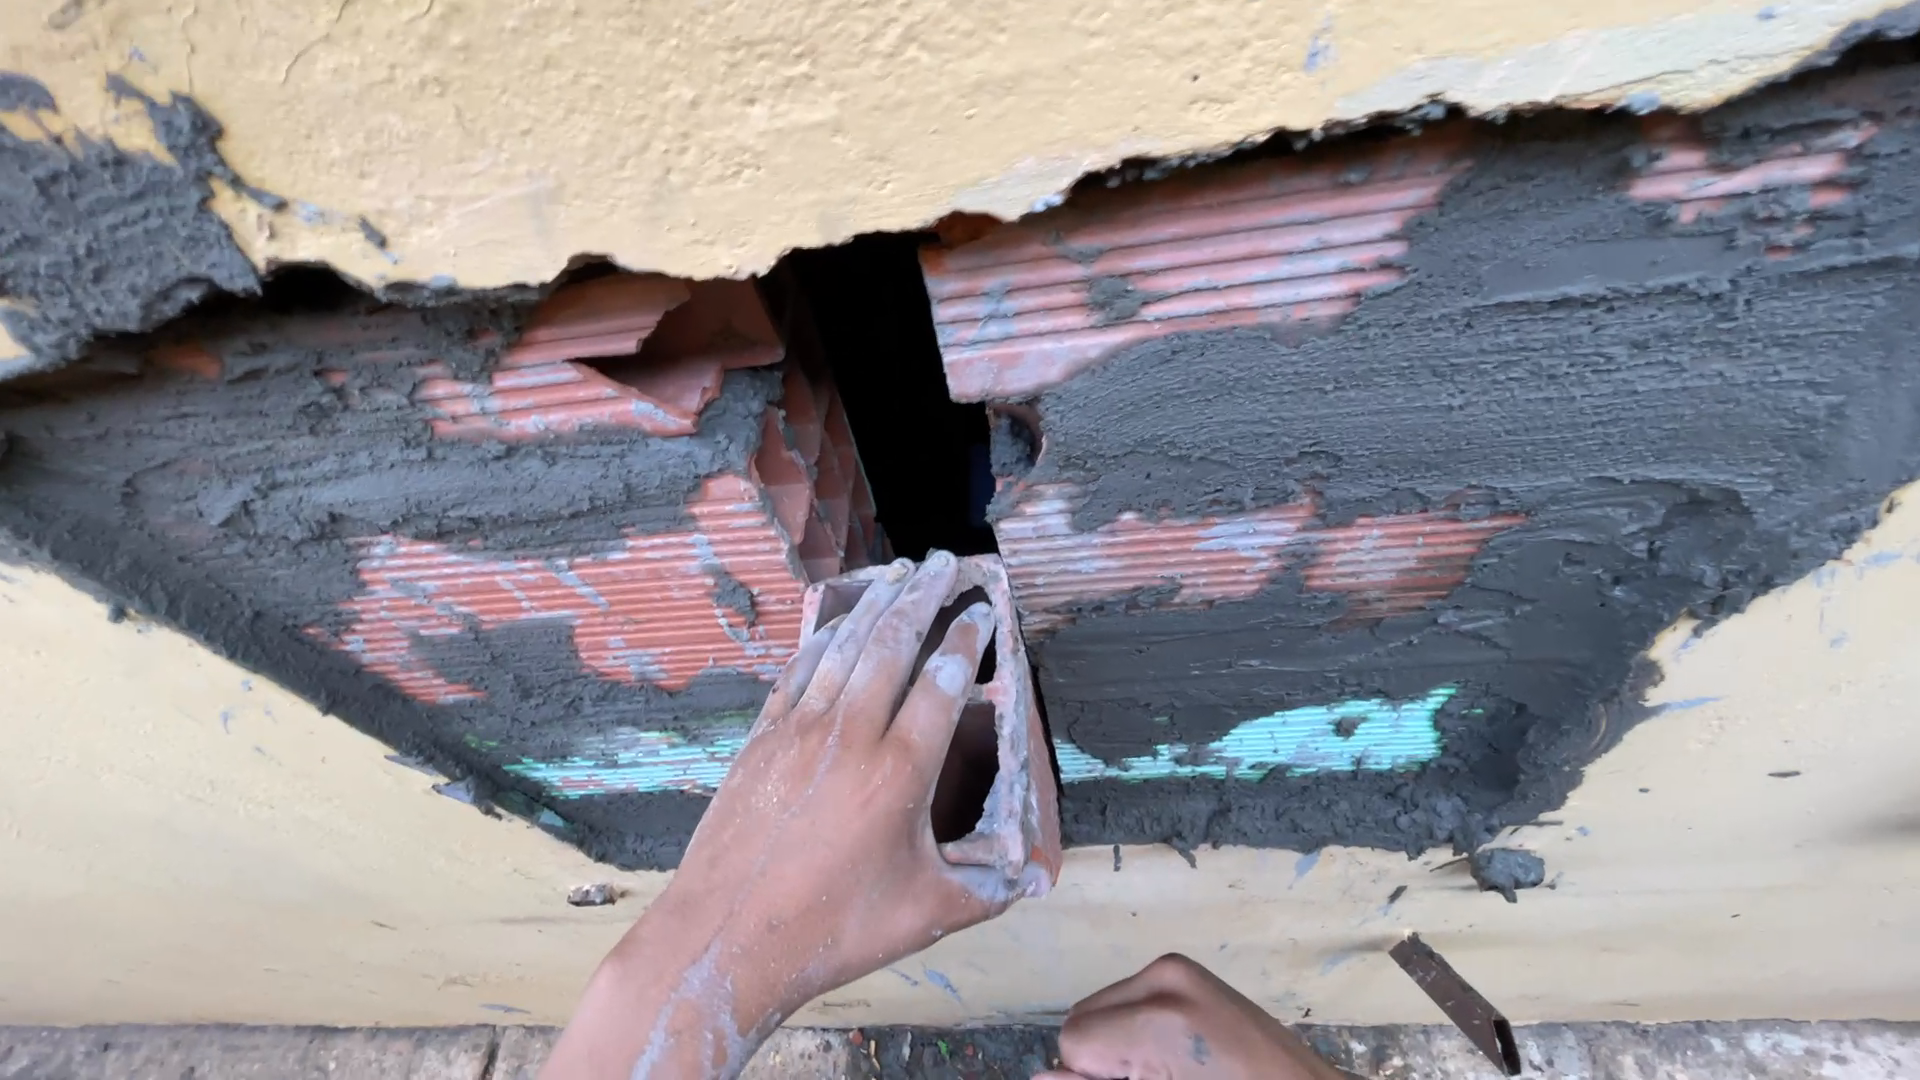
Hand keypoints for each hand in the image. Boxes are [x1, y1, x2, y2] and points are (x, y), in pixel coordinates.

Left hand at [544, 551, 1028, 1078]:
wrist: (723, 938)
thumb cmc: (832, 928)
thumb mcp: (923, 914)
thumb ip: (987, 890)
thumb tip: (1040, 882)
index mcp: (898, 772)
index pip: (942, 684)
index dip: (967, 640)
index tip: (983, 610)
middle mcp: (851, 734)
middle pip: (894, 644)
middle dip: (924, 596)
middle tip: (946, 562)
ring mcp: (801, 728)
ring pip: (846, 646)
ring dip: (877, 603)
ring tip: (900, 572)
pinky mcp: (764, 736)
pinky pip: (799, 669)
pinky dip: (825, 637)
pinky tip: (839, 622)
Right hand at [1035, 954, 1348, 1079]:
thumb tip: (1039, 1077)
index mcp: (1161, 1012)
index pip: (1074, 1037)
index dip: (1092, 1076)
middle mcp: (1164, 974)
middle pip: (1083, 1016)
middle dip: (1103, 1059)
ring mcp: (1177, 968)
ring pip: (1103, 1007)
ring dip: (1119, 1045)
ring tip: (1169, 1073)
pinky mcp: (1185, 971)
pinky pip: (1129, 999)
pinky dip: (1136, 1031)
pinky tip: (1176, 1057)